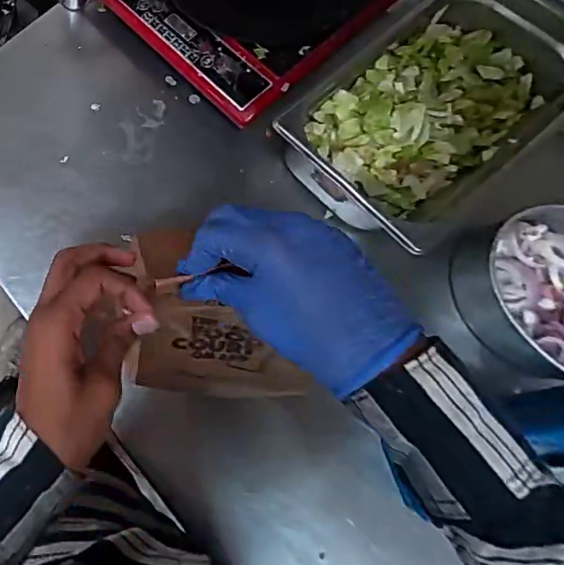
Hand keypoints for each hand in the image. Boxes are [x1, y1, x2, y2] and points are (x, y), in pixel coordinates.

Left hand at [17, 244, 158, 470]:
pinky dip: (87, 290)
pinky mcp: (45, 334)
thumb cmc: (70, 424)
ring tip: (128, 281)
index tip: (148, 312)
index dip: (125, 287)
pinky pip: (64, 297)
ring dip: (94, 270)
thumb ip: (119, 341)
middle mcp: (43, 313)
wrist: (36, 453)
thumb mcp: (102, 385)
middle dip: (101, 254)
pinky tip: (113, 303)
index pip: (92, 279)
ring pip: (64, 275)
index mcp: (56, 322)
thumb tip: (143, 316)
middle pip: (68, 262)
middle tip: (133, 262)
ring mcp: (41, 322)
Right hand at [178, 206, 422, 397]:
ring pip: (262, 219)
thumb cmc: (305, 332)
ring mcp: (312, 227)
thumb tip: (198, 282)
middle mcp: (287, 223)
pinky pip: (289, 230)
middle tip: (209, 267)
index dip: (196, 253)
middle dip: (215, 238)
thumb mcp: (255, 308)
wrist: (372, 349)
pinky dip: (270, 242)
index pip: (214, 231)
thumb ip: (223, 284)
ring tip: (239, 269)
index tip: (192, 275)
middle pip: (235, 215)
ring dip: (243, 238)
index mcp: (264, 239)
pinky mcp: (331, 238)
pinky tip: (271, 269)